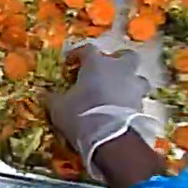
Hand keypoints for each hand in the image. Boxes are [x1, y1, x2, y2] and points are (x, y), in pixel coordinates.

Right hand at [47, 45, 163, 184]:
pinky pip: (137, 100)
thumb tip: (44, 94)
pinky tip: (119, 111)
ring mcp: (134, 87)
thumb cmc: (80, 113)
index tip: (70, 63)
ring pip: (138, 78)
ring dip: (129, 83)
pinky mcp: (142, 106)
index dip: (78, 54)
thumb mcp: (58, 106)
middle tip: (106, 71)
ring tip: (117, 93)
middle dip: (118, 61)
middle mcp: (119, 70)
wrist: (109, 137)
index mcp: (97, 63)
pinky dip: (129, 103)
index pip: (88, 49)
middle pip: (126, 56)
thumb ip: (53, 97)